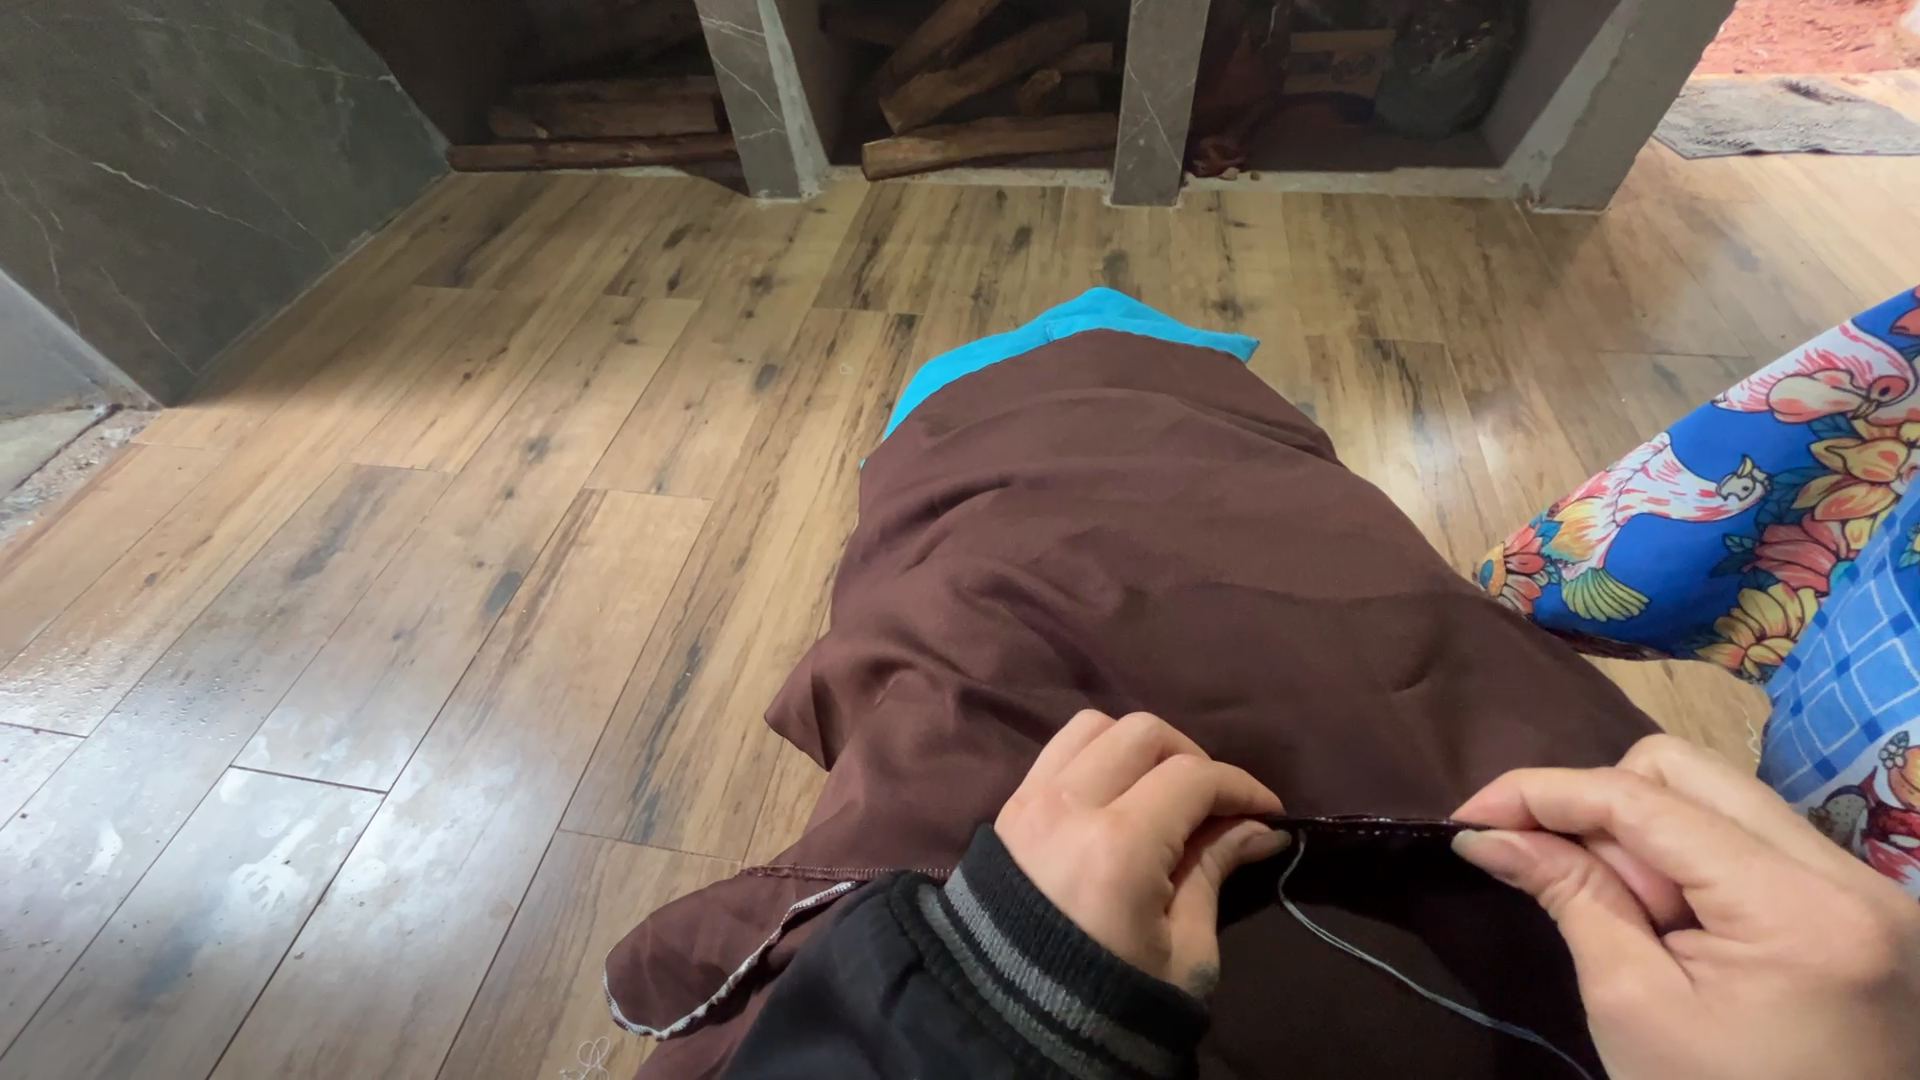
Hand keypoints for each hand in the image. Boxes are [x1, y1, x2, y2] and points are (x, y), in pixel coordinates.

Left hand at [994, 710, 1287, 996]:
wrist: (1011, 1020)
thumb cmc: (1109, 999)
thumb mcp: (1183, 952)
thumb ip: (1213, 870)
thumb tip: (1259, 827)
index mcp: (1117, 845)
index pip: (1191, 777)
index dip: (1240, 785)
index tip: (1268, 811)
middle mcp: (1070, 803)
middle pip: (1143, 733)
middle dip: (1193, 757)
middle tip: (1215, 802)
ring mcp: (1031, 796)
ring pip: (1095, 726)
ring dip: (1139, 746)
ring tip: (1163, 789)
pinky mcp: (1009, 803)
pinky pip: (1059, 747)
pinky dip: (1097, 751)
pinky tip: (1118, 790)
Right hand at [1452, 733, 1919, 1079]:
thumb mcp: (1631, 1001)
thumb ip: (1566, 892)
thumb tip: (1481, 832)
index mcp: (1802, 909)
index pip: (1637, 798)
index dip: (1537, 793)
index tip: (1468, 818)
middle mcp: (1850, 877)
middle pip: (1679, 768)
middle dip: (1592, 802)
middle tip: (1559, 866)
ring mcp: (1863, 889)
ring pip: (1705, 790)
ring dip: (1632, 828)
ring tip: (1626, 904)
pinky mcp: (1853, 905)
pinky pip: (1735, 830)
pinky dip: (1673, 850)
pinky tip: (1663, 909)